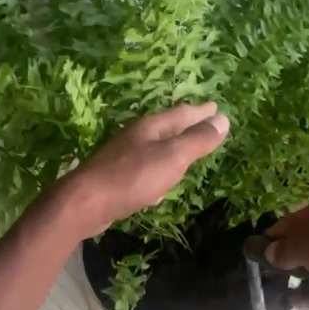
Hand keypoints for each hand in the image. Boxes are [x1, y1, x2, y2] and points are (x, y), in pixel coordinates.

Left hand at [51, 103, 229, 238]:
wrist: (86, 203)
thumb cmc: (132, 177)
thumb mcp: (172, 157)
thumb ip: (197, 140)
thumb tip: (222, 119)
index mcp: (151, 128)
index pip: (181, 114)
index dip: (200, 112)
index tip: (215, 106)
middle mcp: (136, 138)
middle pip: (167, 129)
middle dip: (186, 127)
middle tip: (202, 123)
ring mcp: (124, 159)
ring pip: (155, 150)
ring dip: (172, 150)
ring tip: (185, 152)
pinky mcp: (117, 181)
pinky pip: (145, 173)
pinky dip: (158, 174)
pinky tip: (160, 187)